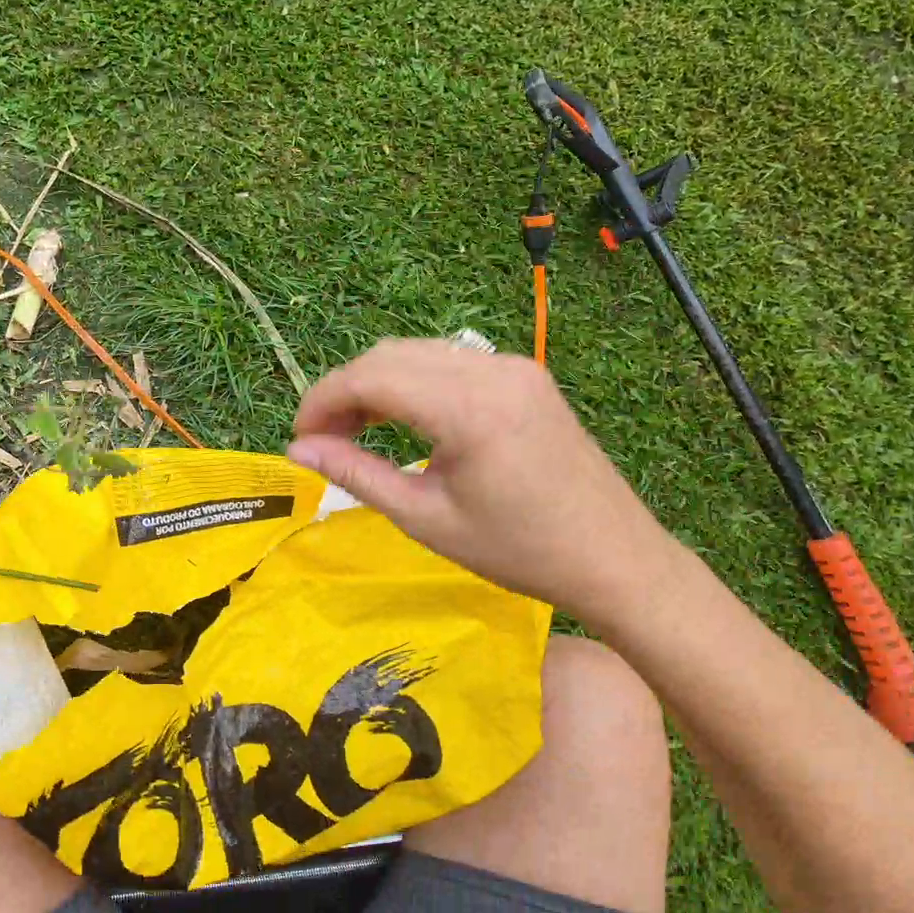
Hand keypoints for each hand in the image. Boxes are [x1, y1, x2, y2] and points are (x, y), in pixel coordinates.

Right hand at [286, 338, 685, 623]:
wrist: (616, 559)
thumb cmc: (517, 550)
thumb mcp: (425, 518)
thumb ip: (356, 474)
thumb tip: (297, 451)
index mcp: (469, 408)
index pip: (369, 377)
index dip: (321, 401)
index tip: (300, 440)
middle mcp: (492, 371)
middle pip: (387, 356)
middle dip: (342, 392)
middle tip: (322, 440)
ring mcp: (512, 367)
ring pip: (414, 353)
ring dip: (373, 384)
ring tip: (354, 432)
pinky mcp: (523, 375)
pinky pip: (446, 361)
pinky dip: (408, 382)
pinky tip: (399, 419)